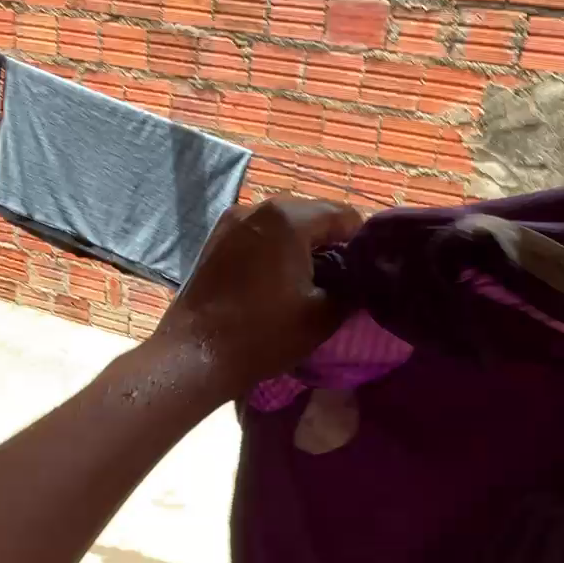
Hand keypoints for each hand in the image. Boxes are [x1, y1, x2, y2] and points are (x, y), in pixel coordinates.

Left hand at [150, 196, 361, 397]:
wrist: (195, 355)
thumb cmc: (262, 335)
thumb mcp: (322, 316)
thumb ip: (352, 289)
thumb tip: (363, 280)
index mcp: (289, 217)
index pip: (344, 216)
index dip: (363, 244)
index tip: (368, 272)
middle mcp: (258, 207)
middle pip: (311, 216)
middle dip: (331, 244)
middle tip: (342, 280)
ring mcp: (231, 222)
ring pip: (282, 226)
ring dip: (301, 248)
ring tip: (310, 284)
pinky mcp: (214, 241)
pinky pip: (258, 237)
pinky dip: (274, 253)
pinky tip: (278, 283)